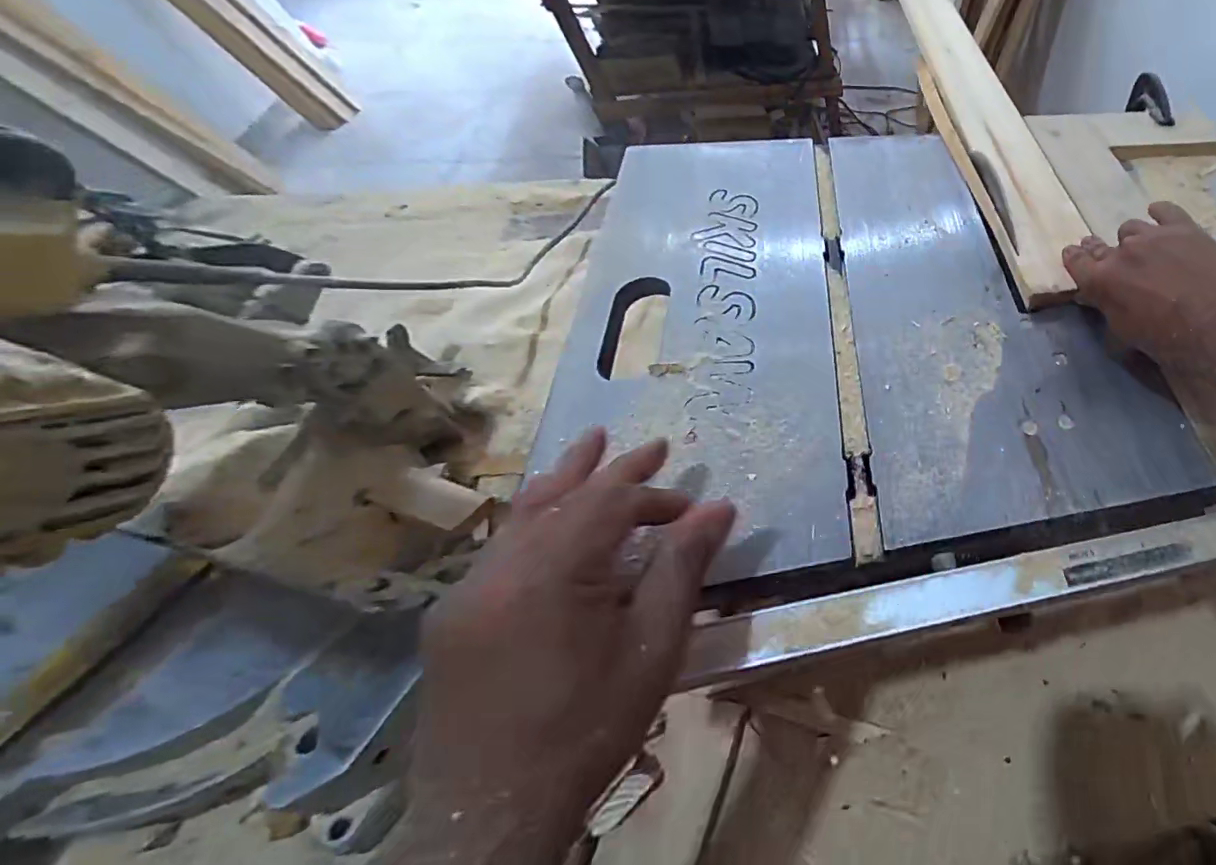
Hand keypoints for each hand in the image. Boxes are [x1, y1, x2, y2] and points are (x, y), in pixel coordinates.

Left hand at [398, 429, 734, 861]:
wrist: (489, 814)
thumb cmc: (587, 725)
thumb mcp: (652, 645)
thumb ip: (682, 567)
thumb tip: (719, 507)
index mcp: (550, 572)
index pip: (609, 503)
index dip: (656, 497)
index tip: (693, 514)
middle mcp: (499, 568)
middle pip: (564, 497)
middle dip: (612, 469)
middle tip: (653, 445)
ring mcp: (467, 592)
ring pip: (523, 516)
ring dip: (566, 481)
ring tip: (590, 445)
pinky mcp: (453, 618)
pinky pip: (500, 548)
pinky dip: (535, 520)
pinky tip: (549, 516)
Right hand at [1061, 201, 1215, 371]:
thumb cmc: (1169, 342)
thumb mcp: (1126, 335)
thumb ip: (1108, 309)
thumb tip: (1102, 299)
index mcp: (1102, 280)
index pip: (1076, 261)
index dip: (1074, 258)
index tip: (1074, 256)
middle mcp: (1122, 253)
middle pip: (1100, 244)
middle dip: (1098, 249)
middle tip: (1106, 257)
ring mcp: (1153, 236)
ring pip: (1131, 228)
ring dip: (1133, 240)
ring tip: (1146, 251)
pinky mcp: (1184, 228)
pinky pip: (1164, 210)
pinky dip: (1159, 214)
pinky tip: (1160, 218)